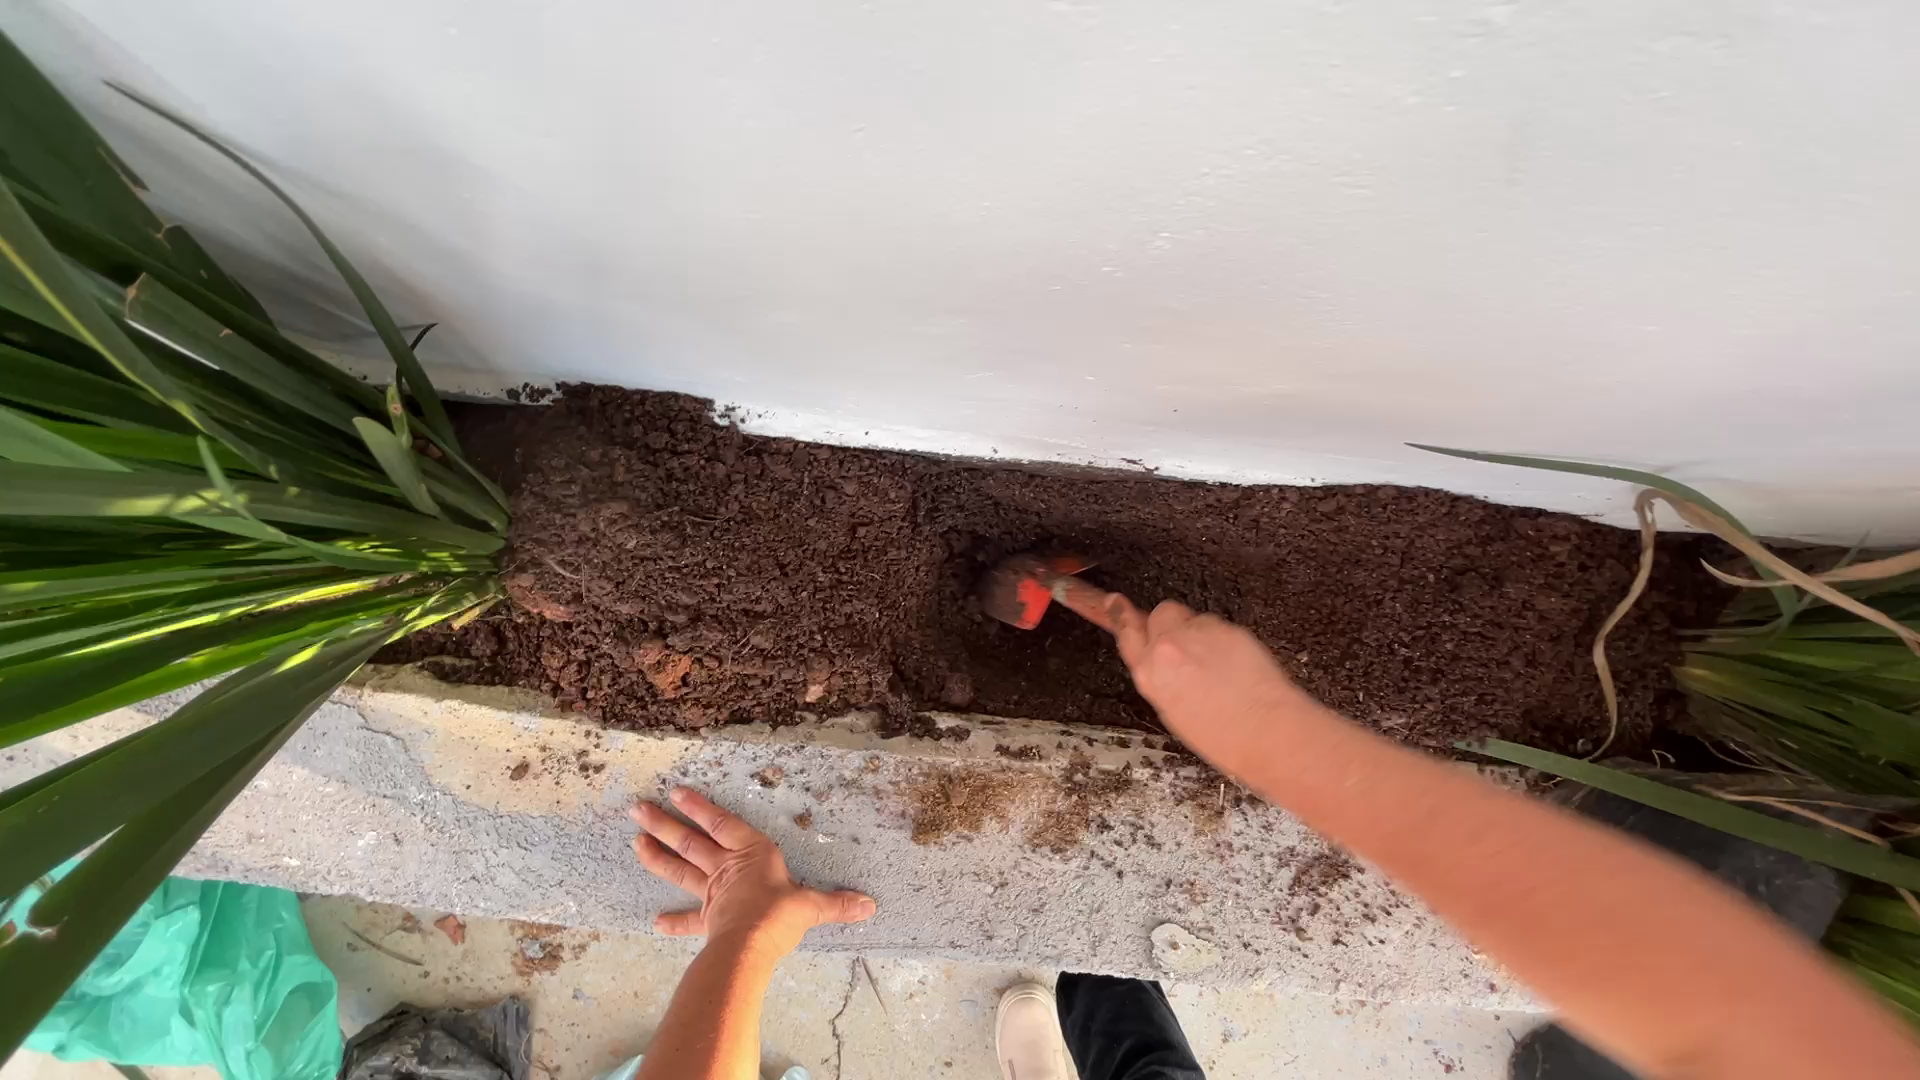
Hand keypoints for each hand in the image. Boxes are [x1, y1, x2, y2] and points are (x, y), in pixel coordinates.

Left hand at [629, 787, 876, 957]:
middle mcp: (727, 867)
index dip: (700, 807)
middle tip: (637, 809)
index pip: (722, 823)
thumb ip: (836, 903)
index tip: (677, 792)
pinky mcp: (706, 921)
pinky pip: (688, 919)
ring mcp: (712, 893)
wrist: (751, 948)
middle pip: (690, 841)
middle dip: (664, 823)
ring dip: (657, 855)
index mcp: (752, 853)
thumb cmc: (779, 916)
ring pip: (680, 869)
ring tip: (636, 840)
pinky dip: (672, 921)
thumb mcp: (811, 905)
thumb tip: (869, 905)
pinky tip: (654, 922)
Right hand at [1107, 594, 1318, 764]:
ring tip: (1217, 665)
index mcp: (1148, 673)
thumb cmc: (1224, 736)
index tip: (1115, 602)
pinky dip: (1224, 640)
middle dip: (1170, 625)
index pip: (1126, 632)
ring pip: (1191, 618)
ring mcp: (1199, 634)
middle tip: (1186, 647)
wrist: (1267, 732)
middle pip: (1160, 614)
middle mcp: (1168, 647)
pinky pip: (1219, 626)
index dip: (1120, 614)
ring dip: (1199, 634)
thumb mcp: (1172, 711)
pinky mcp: (1228, 628)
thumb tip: (1161, 663)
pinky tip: (1234, 664)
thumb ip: (1159, 677)